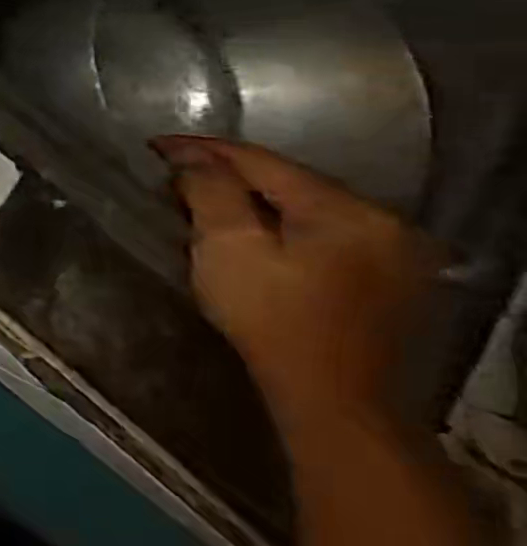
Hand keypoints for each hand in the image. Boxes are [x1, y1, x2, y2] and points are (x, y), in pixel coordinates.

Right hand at [152, 136, 437, 422]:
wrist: (332, 400)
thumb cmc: (273, 315)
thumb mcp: (227, 244)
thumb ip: (210, 188)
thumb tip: (190, 155)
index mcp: (348, 210)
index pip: (261, 160)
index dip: (201, 148)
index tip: (152, 145)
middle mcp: (384, 223)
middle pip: (286, 180)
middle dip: (225, 173)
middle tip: (170, 175)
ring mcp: (392, 255)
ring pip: (302, 206)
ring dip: (248, 199)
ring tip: (197, 199)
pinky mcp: (385, 281)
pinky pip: (318, 232)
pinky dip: (275, 224)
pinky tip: (244, 231)